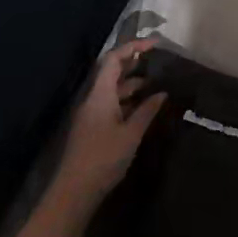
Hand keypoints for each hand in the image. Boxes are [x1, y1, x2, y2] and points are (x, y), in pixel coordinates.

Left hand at [49, 38, 166, 207]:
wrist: (74, 192)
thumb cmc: (104, 158)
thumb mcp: (131, 134)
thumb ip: (147, 111)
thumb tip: (162, 93)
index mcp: (100, 94)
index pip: (114, 59)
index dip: (133, 47)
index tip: (155, 44)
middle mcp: (93, 99)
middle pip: (112, 72)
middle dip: (134, 63)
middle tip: (159, 62)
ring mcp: (91, 114)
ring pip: (112, 90)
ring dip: (133, 84)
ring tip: (157, 85)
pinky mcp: (93, 128)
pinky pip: (111, 104)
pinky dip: (128, 101)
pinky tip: (144, 108)